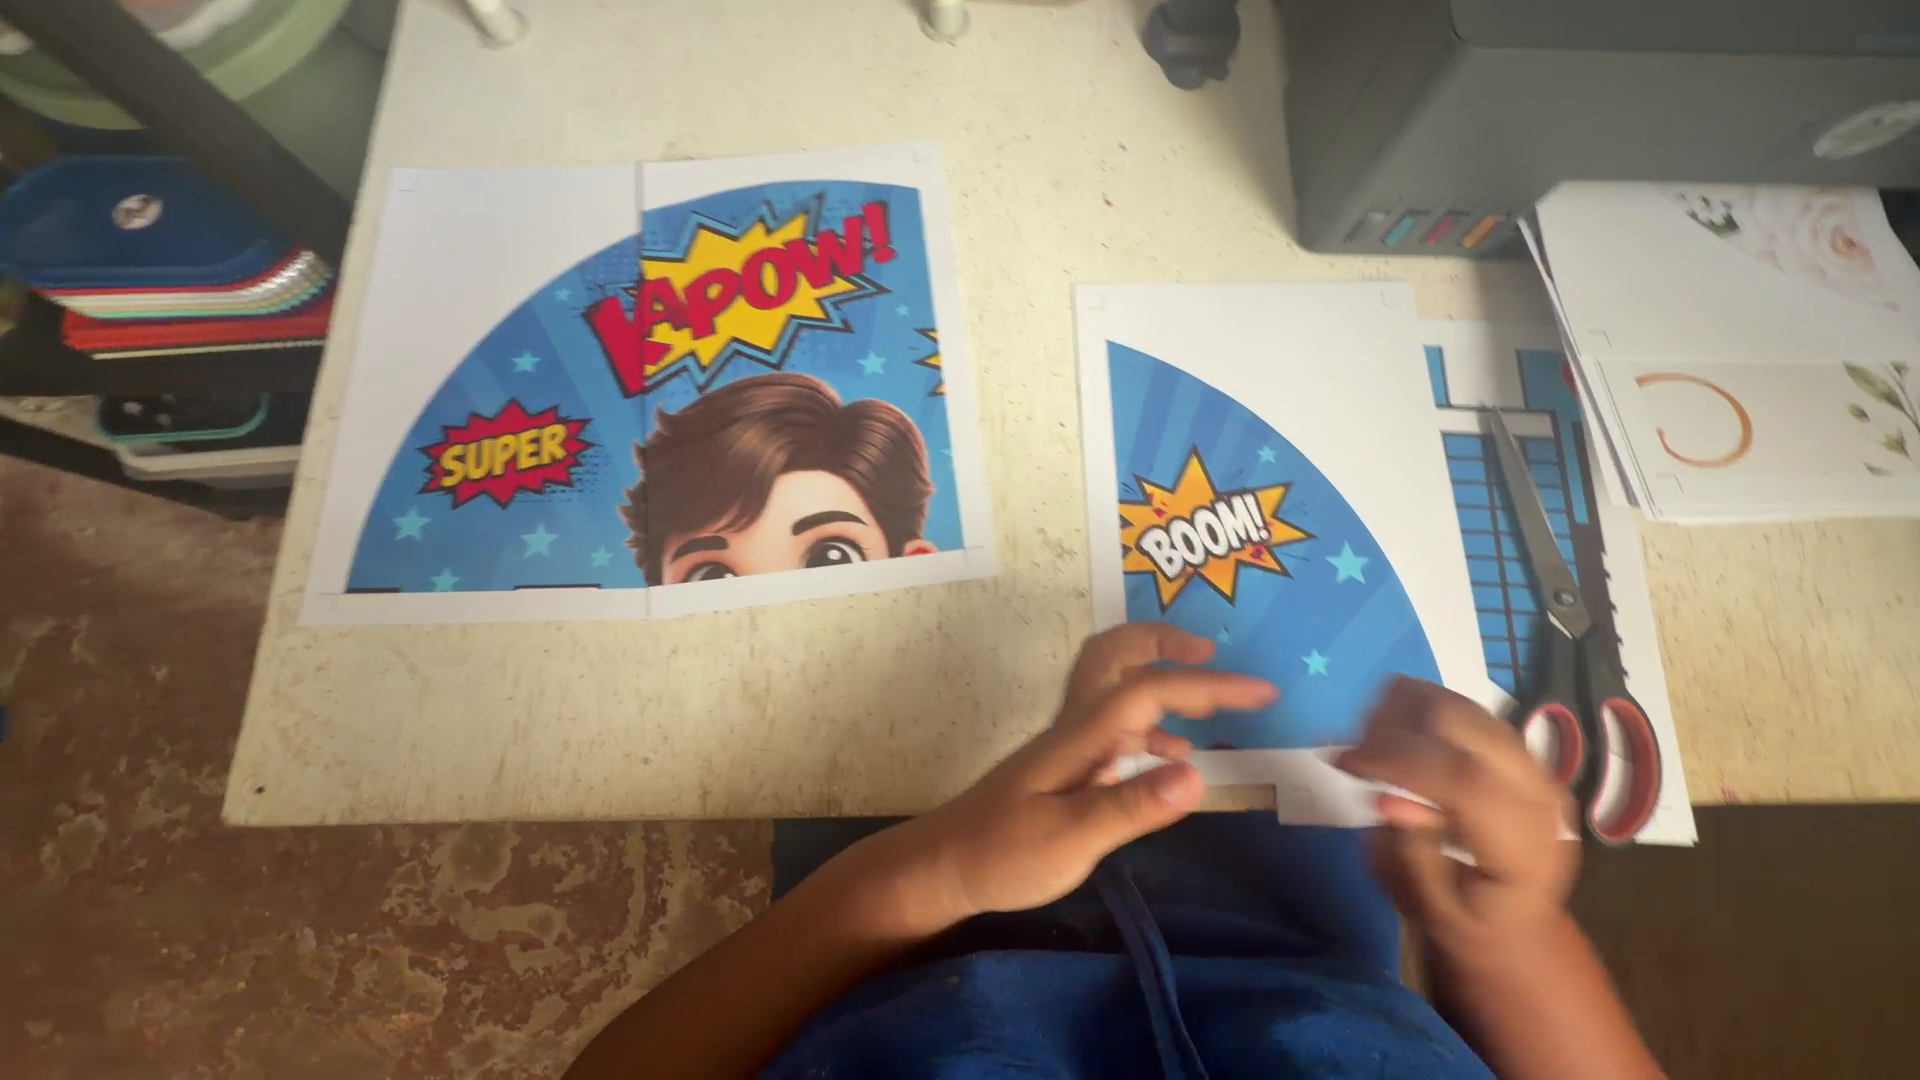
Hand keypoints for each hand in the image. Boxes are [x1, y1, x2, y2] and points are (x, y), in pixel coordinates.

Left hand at [897, 623, 1275, 922]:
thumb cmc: (1003, 853)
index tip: (1264, 692)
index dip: (1209, 685)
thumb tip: (1198, 771)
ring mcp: (1069, 742)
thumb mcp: (1071, 838)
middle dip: (1164, 641)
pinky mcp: (1068, 764)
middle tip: (1213, 653)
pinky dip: (1153, 726)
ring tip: (1212, 701)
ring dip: (1162, 678)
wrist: (946, 864)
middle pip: (1116, 655)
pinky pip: (1117, 725)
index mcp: (1080, 734)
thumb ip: (1131, 805)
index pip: (1150, 688)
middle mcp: (1075, 725)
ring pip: (1116, 685)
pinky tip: (1176, 754)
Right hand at [1337, 677, 1577, 958]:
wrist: (1515, 915)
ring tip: (1369, 743)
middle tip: (1353, 753)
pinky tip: (1390, 731)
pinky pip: (1458, 704)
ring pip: (1456, 704)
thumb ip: (1412, 856)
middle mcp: (1537, 793)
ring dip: (1398, 711)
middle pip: (1460, 724)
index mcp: (1524, 847)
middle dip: (1391, 726)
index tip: (1342, 762)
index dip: (1395, 760)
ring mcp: (1530, 763)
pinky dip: (1412, 706)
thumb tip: (1388, 802)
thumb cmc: (1463, 917)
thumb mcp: (1429, 908)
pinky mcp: (1513, 747)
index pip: (1463, 780)